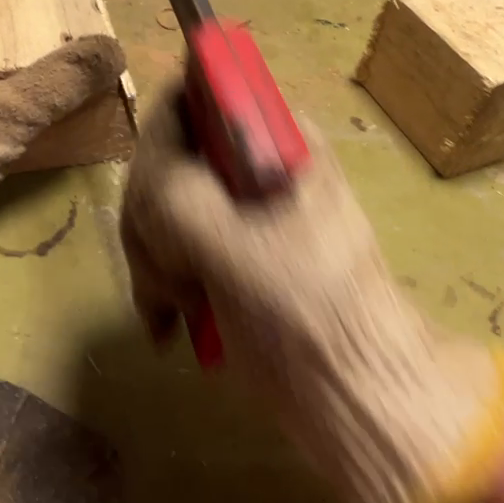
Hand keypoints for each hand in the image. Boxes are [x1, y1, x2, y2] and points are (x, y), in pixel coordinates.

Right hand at [120, 85, 503, 502]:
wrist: (360, 399)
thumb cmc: (310, 317)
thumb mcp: (236, 249)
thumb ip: (178, 193)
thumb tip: (143, 154)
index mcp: (274, 137)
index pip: (188, 103)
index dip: (160, 150)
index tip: (160, 214)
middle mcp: (257, 160)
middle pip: (166, 159)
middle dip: (153, 224)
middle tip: (170, 280)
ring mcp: (245, 206)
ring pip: (162, 204)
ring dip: (155, 261)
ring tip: (174, 313)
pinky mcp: (233, 248)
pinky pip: (175, 242)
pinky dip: (163, 281)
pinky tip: (168, 323)